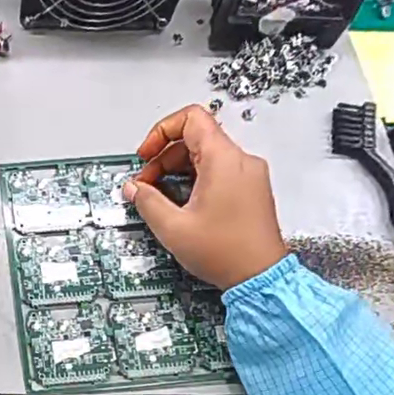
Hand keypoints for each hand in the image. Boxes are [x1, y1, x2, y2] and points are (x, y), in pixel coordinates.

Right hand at [123, 104, 288, 289]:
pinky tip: (180, 204)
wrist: (259, 276)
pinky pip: (218, 171)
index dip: (161, 132)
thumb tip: (134, 189)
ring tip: (160, 197)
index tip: (146, 154)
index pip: (191, 119)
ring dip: (177, 170)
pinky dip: (194, 180)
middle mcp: (241, 161)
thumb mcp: (173, 228)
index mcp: (223, 161)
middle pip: (195, 138)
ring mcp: (248, 175)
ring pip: (205, 156)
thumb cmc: (228, 253)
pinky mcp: (250, 189)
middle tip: (146, 184)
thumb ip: (147, 202)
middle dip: (164, 158)